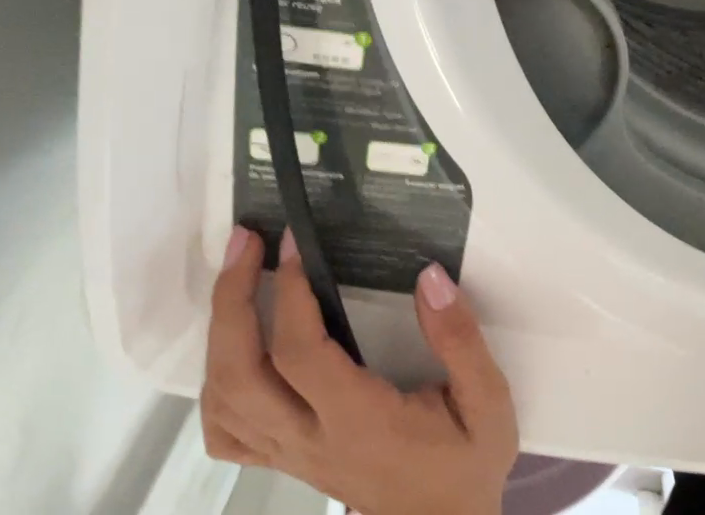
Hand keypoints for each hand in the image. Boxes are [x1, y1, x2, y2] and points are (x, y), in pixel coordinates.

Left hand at [202, 227, 517, 514]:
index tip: (294, 242)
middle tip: (245, 241)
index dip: (289, 293)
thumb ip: (460, 339)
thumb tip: (429, 277)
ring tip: (237, 276)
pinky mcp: (288, 462)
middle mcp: (310, 440)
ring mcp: (291, 456)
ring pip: (222, 400)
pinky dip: (216, 386)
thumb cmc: (468, 463)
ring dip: (219, 332)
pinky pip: (227, 432)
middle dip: (232, 299)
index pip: (300, 353)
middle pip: (239, 374)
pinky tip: (235, 350)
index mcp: (359, 421)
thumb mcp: (488, 401)